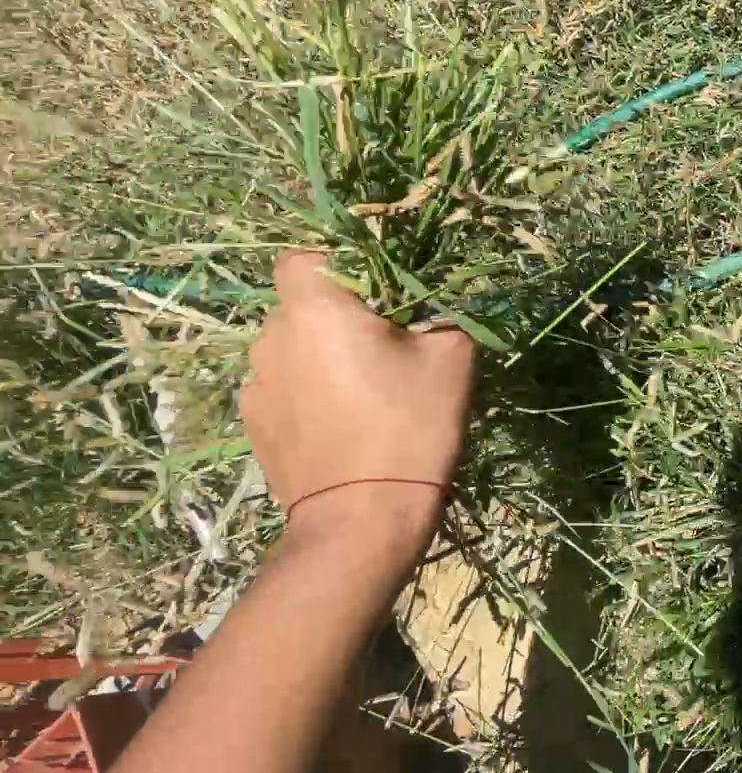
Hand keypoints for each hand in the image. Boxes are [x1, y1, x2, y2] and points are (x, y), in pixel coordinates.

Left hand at [239, 251, 475, 543]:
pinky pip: (287, 386)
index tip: (381, 291)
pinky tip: (349, 420)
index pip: (304, 258)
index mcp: (317, 312)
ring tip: (371, 388)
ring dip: (326, 354)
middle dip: (343, 315)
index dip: (339, 264)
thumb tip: (431, 319)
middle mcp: (272, 339)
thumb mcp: (454, 357)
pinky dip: (314, 390)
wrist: (365, 513)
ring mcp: (256, 384)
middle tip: (391, 343)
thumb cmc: (412, 422)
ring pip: (295, 347)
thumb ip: (441, 320)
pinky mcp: (255, 423)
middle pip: (303, 306)